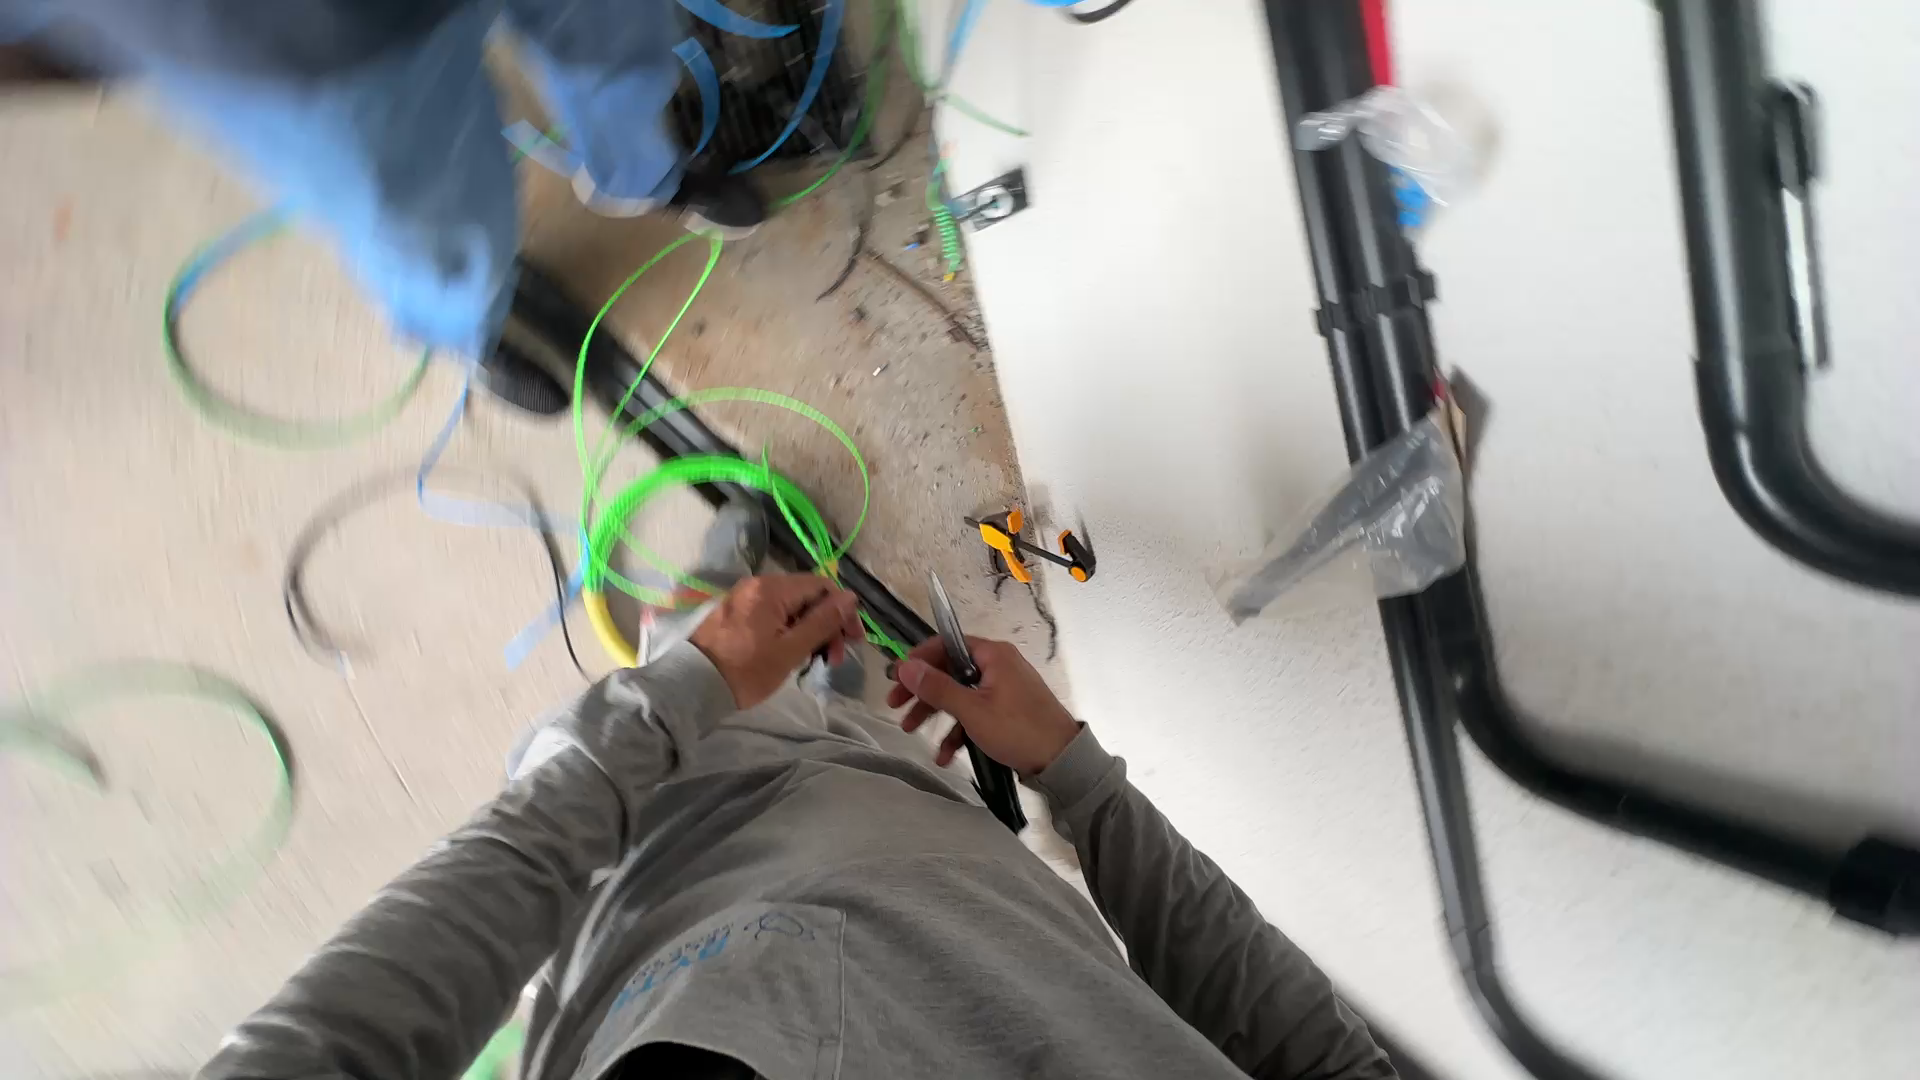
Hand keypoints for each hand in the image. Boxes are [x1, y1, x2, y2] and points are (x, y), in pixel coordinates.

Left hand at [688, 574, 863, 708]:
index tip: (853, 640)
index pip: (823, 586)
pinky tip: (792, 652)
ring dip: (810, 629)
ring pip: (792, 606)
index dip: (843, 610)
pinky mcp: (736, 612)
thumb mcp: (790, 650)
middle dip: (827, 624)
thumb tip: (850, 596)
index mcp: (773, 589)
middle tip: (834, 658)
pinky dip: (789, 630)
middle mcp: (759, 584)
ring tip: (815, 660)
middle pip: (808, 596)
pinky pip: (773, 613)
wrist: (690, 688)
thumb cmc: (745, 671)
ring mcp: (745, 597)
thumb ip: (823, 621)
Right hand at [885, 635, 1078, 775]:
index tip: (896, 678)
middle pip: (949, 671)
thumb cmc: (1017, 729)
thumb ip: (937, 687)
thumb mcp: (972, 710)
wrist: (1063, 761)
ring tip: (911, 731)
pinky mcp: (1006, 710)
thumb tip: (904, 666)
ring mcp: (1003, 688)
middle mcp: (997, 665)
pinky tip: (944, 754)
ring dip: (935, 713)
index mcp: (992, 655)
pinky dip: (958, 729)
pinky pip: (975, 712)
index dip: (918, 660)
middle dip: (921, 691)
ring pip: (959, 694)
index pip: (946, 644)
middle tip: (895, 707)